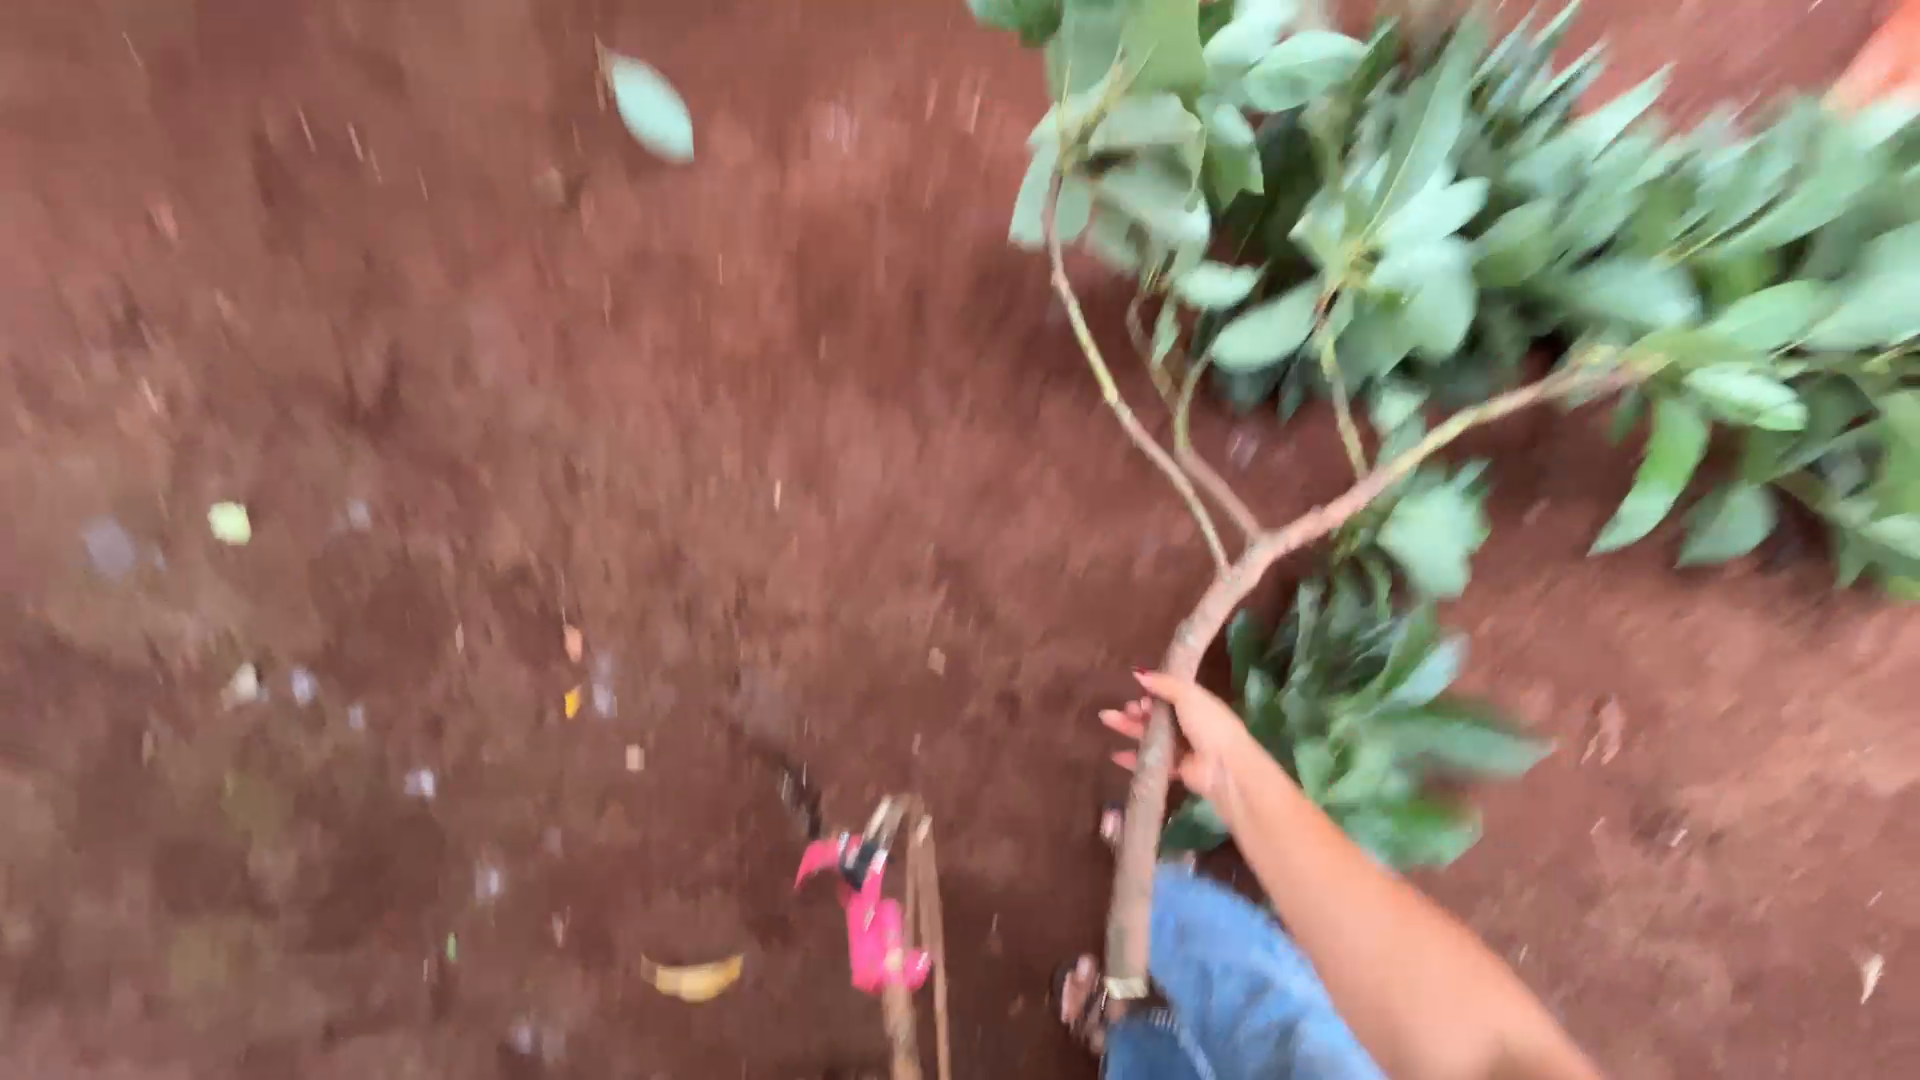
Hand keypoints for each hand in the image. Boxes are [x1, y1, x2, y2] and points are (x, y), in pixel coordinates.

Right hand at [1100, 670, 1256, 808]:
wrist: (1224, 766)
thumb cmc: (1209, 725)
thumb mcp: (1189, 695)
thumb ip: (1164, 684)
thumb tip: (1138, 673)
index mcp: (1195, 704)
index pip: (1168, 696)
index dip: (1151, 694)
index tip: (1138, 694)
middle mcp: (1188, 725)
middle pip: (1156, 716)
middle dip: (1136, 711)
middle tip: (1122, 709)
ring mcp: (1182, 748)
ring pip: (1150, 736)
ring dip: (1129, 728)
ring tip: (1107, 720)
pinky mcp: (1176, 769)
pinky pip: (1151, 761)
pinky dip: (1133, 759)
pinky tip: (1116, 755)